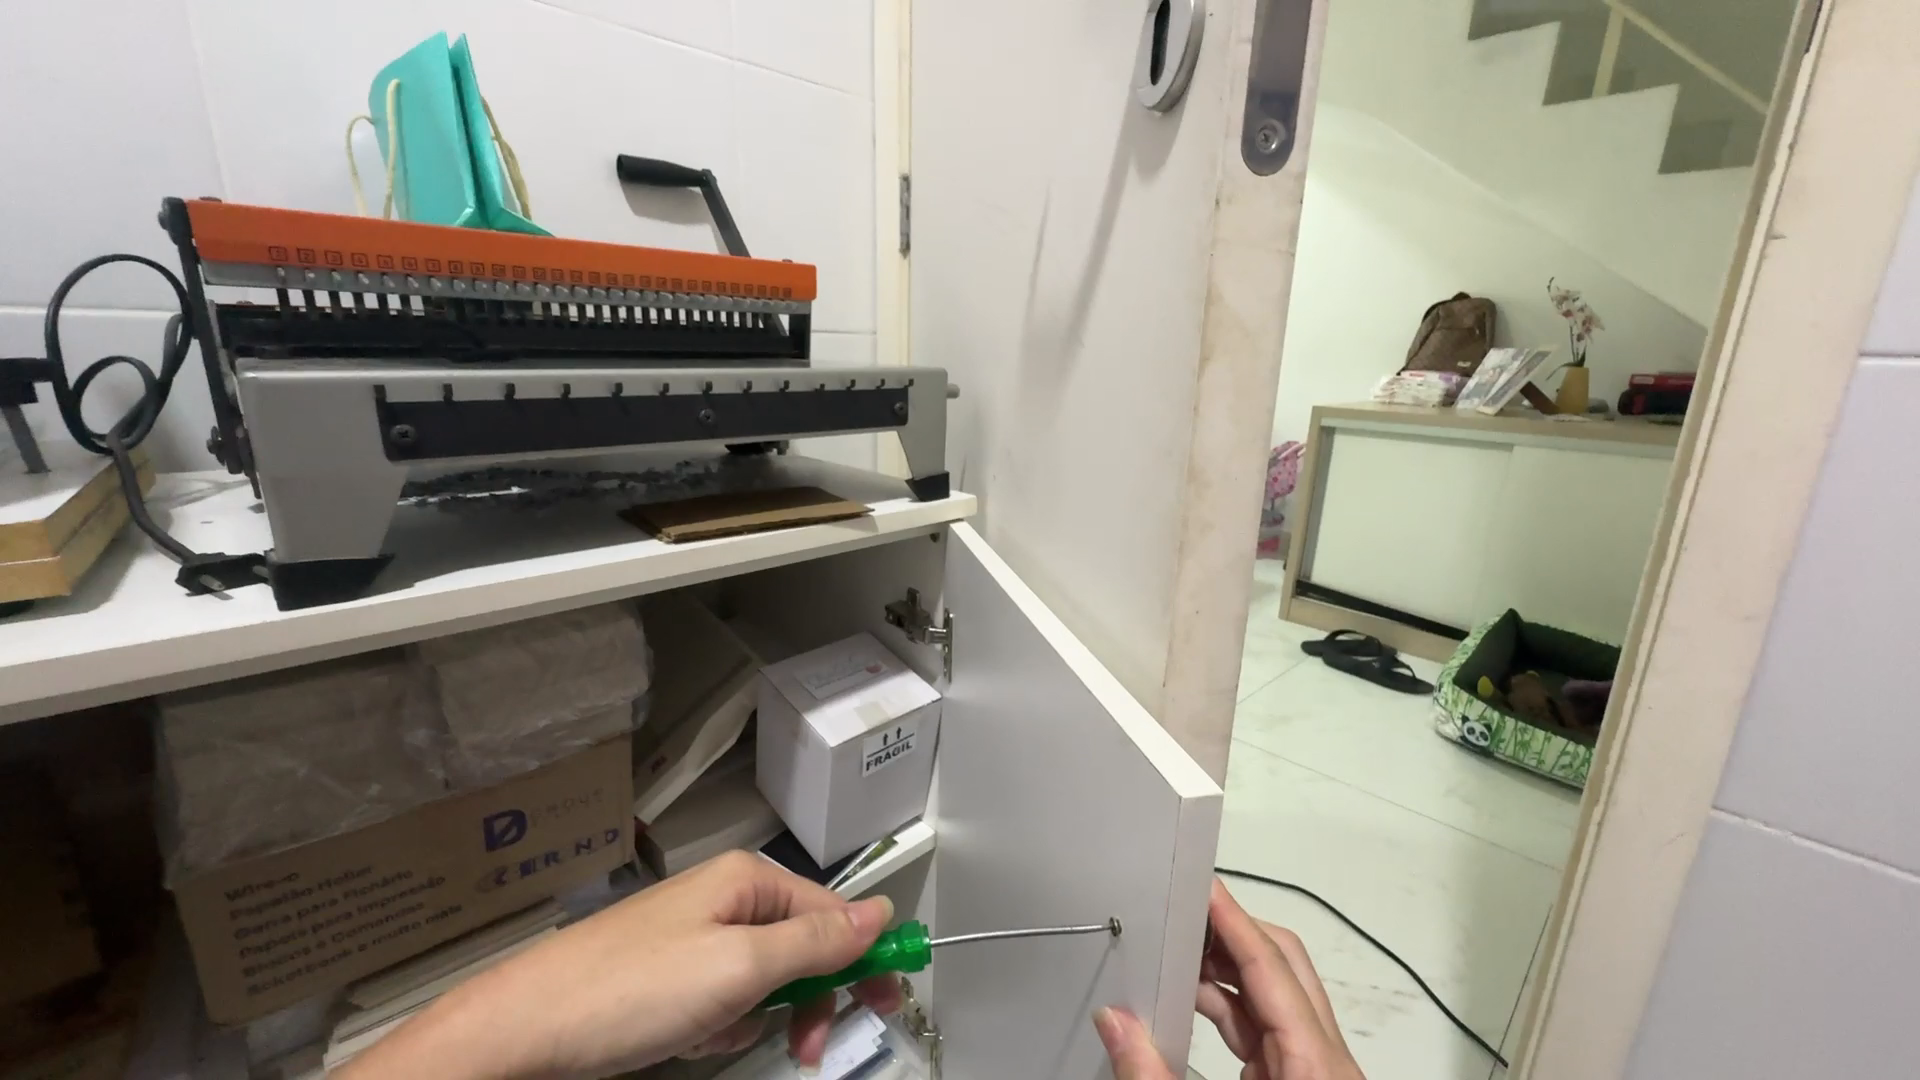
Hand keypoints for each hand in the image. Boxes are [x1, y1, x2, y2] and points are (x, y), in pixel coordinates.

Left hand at [338, 851, 904, 1079]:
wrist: (520, 1032)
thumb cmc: (640, 989)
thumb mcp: (741, 966)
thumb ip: (818, 940)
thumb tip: (884, 908)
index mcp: (749, 880)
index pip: (832, 910)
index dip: (865, 953)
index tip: (888, 1001)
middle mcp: (728, 898)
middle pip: (803, 942)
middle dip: (814, 993)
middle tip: (816, 1046)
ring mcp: (697, 935)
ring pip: (766, 975)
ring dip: (767, 1013)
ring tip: (733, 1040)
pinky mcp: (672, 974)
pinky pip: (727, 995)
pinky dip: (726, 1022)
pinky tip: (699, 1039)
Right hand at [1094, 880, 1364, 1079]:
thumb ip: (1153, 1077)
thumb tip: (1112, 1019)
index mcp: (1316, 1068)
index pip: (1272, 966)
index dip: (1233, 917)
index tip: (1198, 881)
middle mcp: (1325, 1062)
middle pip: (1283, 967)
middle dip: (1229, 932)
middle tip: (1176, 910)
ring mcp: (1315, 1073)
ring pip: (1274, 994)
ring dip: (1223, 967)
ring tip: (1170, 950)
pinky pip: (1264, 1026)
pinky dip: (1225, 1003)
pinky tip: (1187, 998)